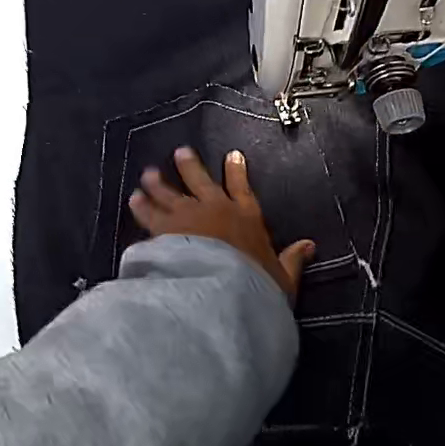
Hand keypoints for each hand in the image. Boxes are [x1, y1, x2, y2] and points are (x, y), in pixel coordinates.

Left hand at [130, 147, 317, 299]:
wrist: (220, 292)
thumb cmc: (254, 285)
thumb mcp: (282, 277)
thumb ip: (292, 260)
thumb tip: (310, 246)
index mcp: (246, 218)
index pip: (242, 189)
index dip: (237, 172)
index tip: (232, 156)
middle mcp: (215, 210)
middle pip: (201, 182)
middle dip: (191, 166)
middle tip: (181, 152)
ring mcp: (187, 217)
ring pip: (171, 193)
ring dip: (160, 183)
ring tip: (149, 173)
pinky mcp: (163, 229)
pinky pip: (150, 214)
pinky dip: (142, 206)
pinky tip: (134, 200)